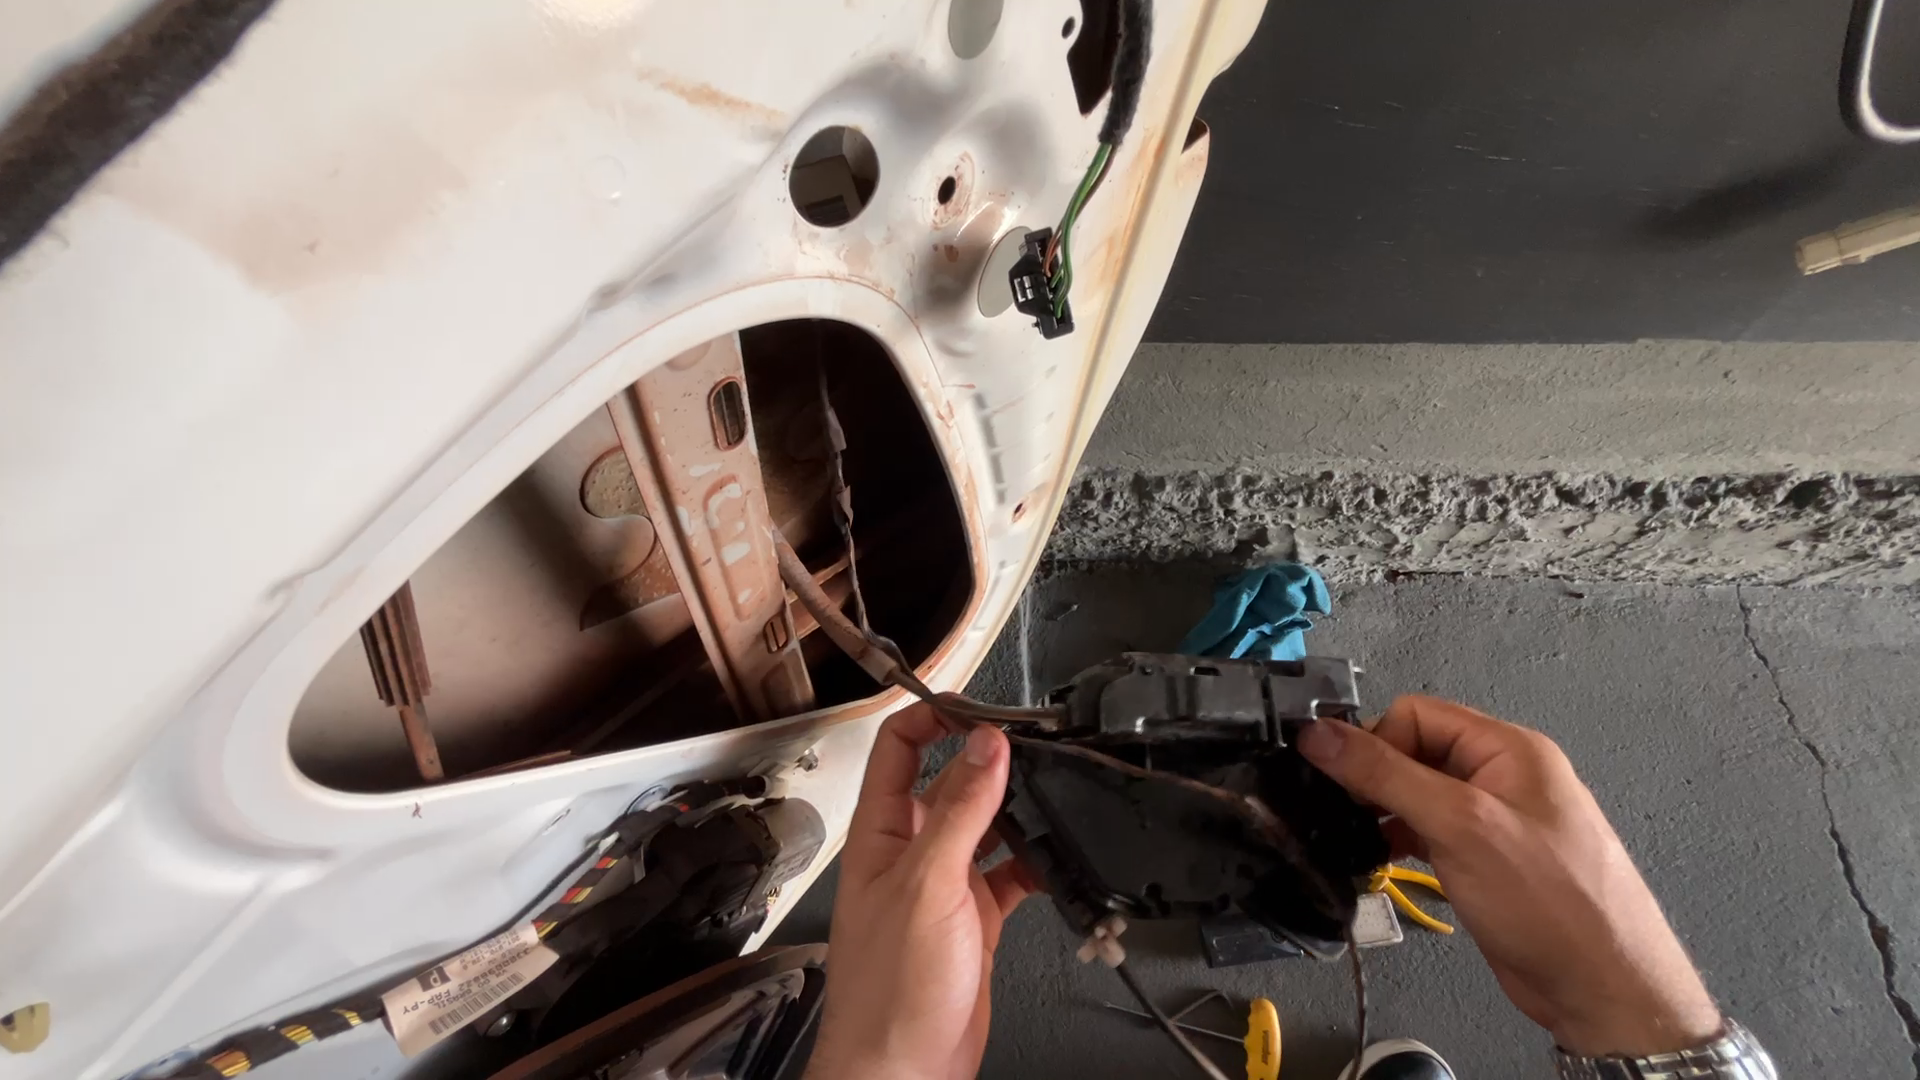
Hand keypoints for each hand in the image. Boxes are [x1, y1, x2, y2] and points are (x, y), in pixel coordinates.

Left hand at [805, 705, 1036, 1079]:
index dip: (932, 717)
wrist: (905, 1074)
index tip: (976, 706)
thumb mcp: (928, 884)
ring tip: (1050, 791)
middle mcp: (912, 847)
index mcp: (883, 829)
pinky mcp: (974, 914)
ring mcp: (945, 880)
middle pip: (950, 781)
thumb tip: (986, 746)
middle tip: (1031, 746)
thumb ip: (960, 812)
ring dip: (1015, 808)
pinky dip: (1033, 860)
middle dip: (987, 761)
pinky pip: (1008, 871)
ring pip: (984, 823)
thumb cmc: (890, 989)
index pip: (899, 747)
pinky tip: (1056, 857)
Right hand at [1298, 695, 1722, 1057]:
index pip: (1415, 714)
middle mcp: (1499, 773)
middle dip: (1377, 776)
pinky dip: (1397, 834)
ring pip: (1413, 789)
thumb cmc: (1542, 899)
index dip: (1377, 741)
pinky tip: (1381, 854)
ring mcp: (1490, 816)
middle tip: (1353, 811)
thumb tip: (1313, 732)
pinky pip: (1424, 825)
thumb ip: (1381, 772)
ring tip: (1361, 835)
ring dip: (1383, 808)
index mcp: (1506, 748)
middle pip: (1411, 748)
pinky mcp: (1480, 854)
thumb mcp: (1457, 824)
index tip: (1354, 783)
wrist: (1607, 998)